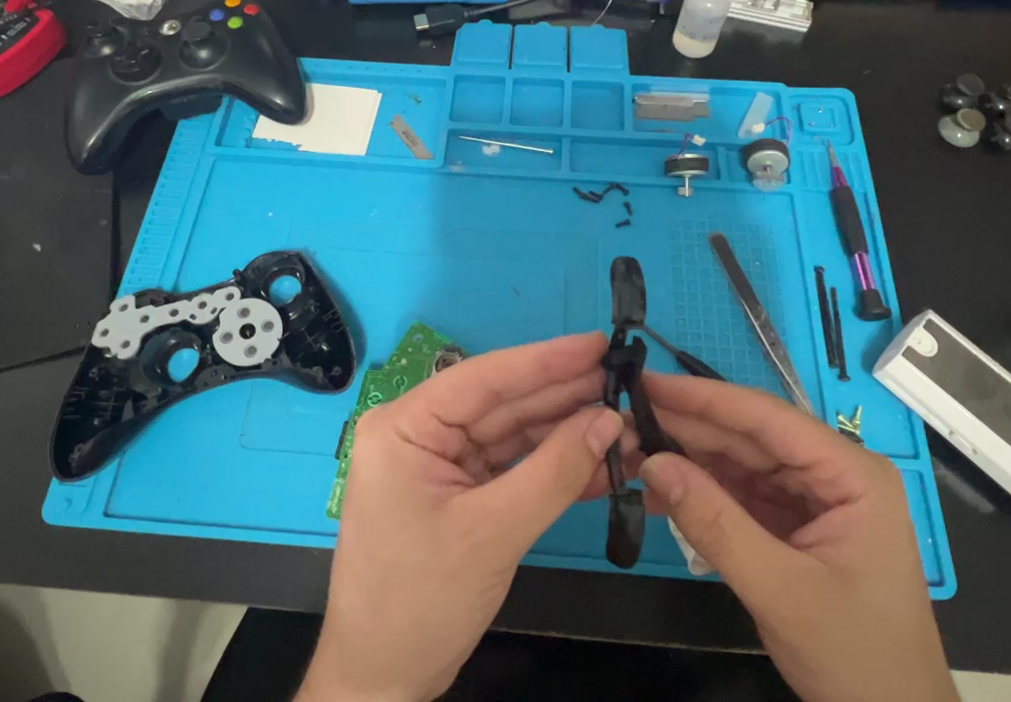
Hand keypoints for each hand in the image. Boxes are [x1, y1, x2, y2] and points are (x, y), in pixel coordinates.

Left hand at [297, 332, 622, 701]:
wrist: (384, 679)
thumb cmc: (421, 600)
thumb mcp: (492, 532)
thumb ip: (554, 472)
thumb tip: (611, 420)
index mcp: (406, 426)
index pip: (485, 378)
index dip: (546, 359)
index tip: (599, 343)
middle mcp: (422, 434)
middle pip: (503, 403)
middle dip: (565, 396)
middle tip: (626, 380)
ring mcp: (443, 465)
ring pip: (514, 435)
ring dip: (568, 432)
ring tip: (626, 420)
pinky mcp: (461, 495)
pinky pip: (514, 469)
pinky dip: (555, 468)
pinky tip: (604, 461)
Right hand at [636, 372, 957, 701]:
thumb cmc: (856, 657)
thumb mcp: (781, 590)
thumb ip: (714, 523)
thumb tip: (651, 462)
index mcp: (851, 474)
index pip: (768, 419)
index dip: (704, 398)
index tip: (647, 381)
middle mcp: (833, 473)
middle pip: (749, 437)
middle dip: (686, 429)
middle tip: (623, 419)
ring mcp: (813, 498)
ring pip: (738, 462)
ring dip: (686, 458)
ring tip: (629, 452)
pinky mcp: (793, 524)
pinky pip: (738, 494)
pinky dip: (699, 492)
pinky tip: (658, 490)